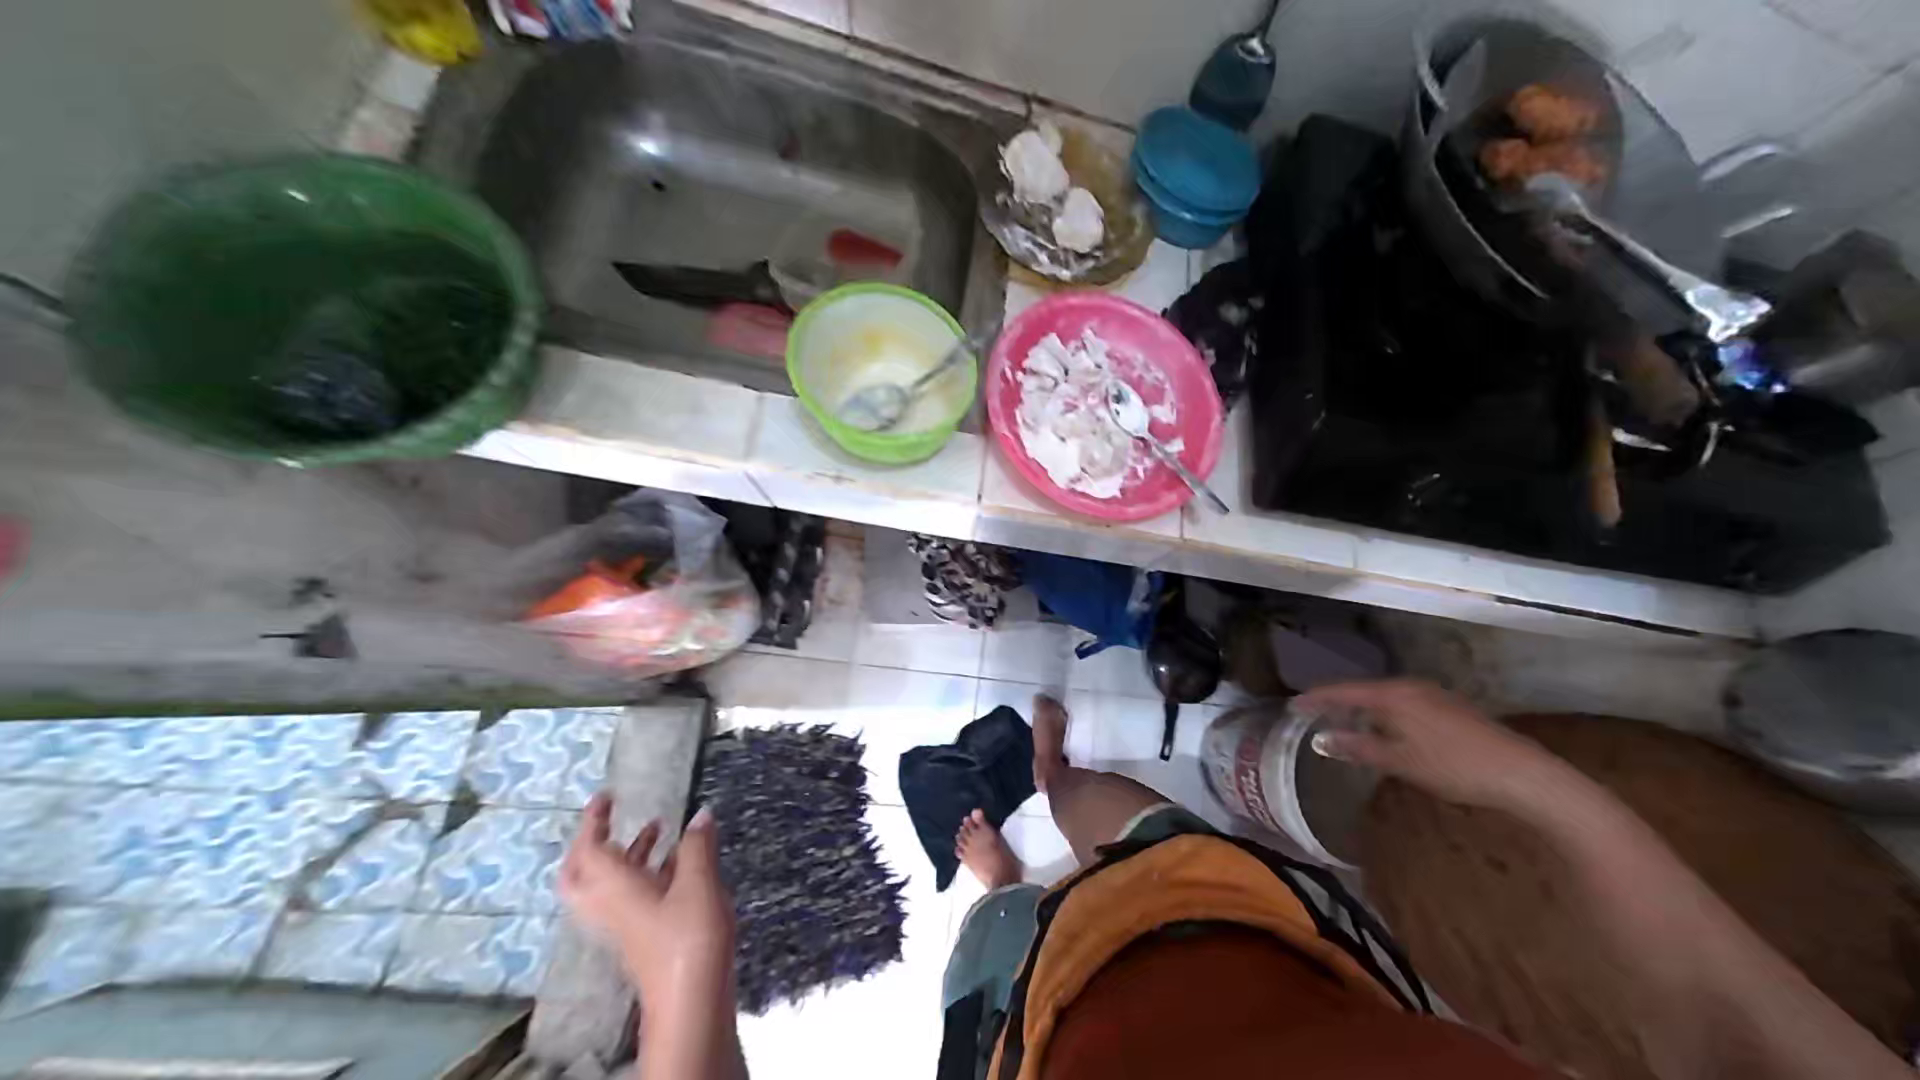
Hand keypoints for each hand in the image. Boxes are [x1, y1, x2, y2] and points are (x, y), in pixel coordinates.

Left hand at [559, 794, 735, 1002]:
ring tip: (658, 827)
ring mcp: (626, 923)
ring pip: (610, 883)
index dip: (593, 821)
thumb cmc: (688, 938)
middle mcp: (612, 905)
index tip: (606, 796)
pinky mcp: (644, 934)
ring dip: (626, 853)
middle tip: (615, 818)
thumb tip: (701, 813)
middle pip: (583, 873)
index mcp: (615, 889)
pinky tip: (680, 861)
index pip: (589, 849)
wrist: (690, 1002)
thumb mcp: (699, 884)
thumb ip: (698, 845)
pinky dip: (647, 871)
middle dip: (593, 842)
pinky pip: (633, 894)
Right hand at [1297, 678, 1573, 812]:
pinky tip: (1384, 729)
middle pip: (1364, 690)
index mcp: (1393, 694)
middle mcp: (1410, 687)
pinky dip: (1385, 713)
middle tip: (1313, 713)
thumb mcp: (1399, 761)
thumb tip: (1320, 739)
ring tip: (1343, 720)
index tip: (1292, 706)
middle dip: (1338, 701)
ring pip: (1385, 697)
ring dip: (1363, 708)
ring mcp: (1433, 695)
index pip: (1343, 691)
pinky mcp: (1450, 708)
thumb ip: (1357, 748)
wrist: (1526, 775)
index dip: (1316, 698)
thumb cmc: (1455, 766)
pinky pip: (1403, 704)